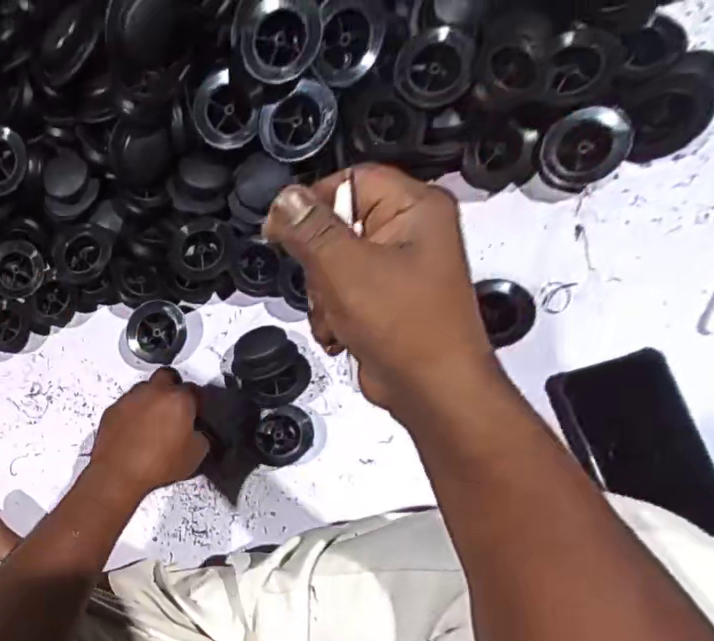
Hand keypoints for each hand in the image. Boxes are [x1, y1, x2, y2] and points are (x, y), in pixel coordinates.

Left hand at [86, 368, 209, 499]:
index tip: (196, 414)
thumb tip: (198, 435)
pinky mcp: (113, 409)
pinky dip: (133, 412)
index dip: (198, 403)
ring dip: (152, 399)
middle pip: (168, 376)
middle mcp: (154, 392)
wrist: (119, 473)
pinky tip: (135, 430)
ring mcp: (131, 398)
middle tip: (175, 408)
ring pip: (145, 387)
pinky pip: (127, 404)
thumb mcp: (194, 456)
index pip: (195, 390)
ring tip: (153, 421)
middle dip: (174, 387)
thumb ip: (202, 438)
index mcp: (179, 399)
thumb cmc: (156, 465)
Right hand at [263, 164, 497, 415]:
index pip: (349, 179)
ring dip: (323, 298)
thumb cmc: (412, 331)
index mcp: (414, 208)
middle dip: (319, 266)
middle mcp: (409, 235)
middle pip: (335, 228)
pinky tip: (345, 332)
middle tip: (328, 285)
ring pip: (332, 268)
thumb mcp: (345, 269)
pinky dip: (333, 317)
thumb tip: (286, 201)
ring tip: (340, 316)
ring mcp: (397, 271)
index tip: (284, 228)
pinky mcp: (385, 303)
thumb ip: (311, 230)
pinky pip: (340, 297)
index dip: (312, 204)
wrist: (429, 387)